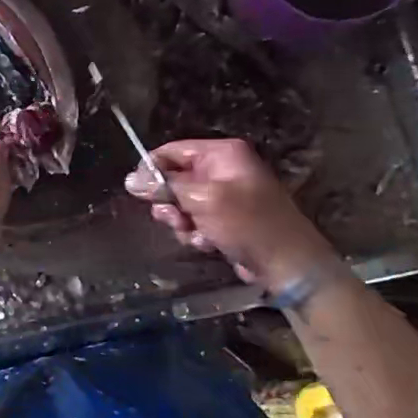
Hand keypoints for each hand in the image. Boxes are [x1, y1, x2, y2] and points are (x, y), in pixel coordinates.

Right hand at [126, 138, 340, 290]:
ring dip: (181, 222)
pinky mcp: (223, 219)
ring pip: (180, 204)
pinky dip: (194, 233)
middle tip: (175, 218)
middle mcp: (221, 170)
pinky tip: (208, 242)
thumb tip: (129, 180)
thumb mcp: (203, 200)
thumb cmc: (249, 224)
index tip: (139, 192)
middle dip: (169, 202)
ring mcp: (223, 196)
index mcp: (222, 154)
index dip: (151, 170)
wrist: (288, 265)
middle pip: (172, 179)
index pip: (171, 152)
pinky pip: (193, 221)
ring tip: (196, 234)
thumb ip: (165, 187)